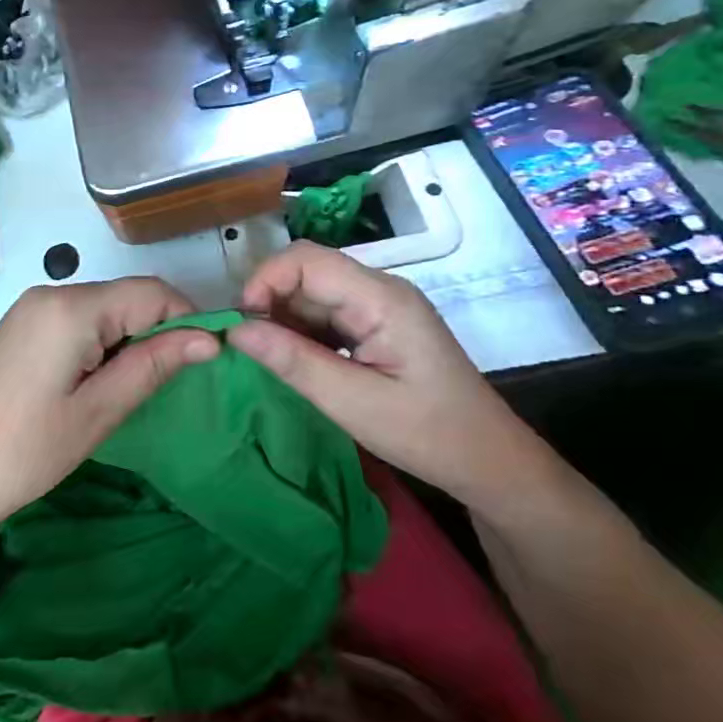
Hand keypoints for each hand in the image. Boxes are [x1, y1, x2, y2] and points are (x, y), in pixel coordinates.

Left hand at [0, 279, 220, 536]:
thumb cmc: (27, 449)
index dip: (186, 320)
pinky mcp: (20, 326)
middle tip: (163, 384)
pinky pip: (77, 320)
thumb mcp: (100, 410)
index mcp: (72, 307)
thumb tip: (209, 339)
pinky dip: (100, 342)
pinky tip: (94, 381)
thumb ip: (154, 364)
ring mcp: (30, 308)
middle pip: (126, 296)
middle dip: (156, 331)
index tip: (205, 360)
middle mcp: (50, 293)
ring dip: (128, 339)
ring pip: (103, 309)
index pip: (151, 292)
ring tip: (126, 389)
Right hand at [229, 241, 560, 513]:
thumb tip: (234, 331)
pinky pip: (325, 313)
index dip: (264, 280)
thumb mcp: (353, 403)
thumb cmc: (427, 433)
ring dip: (282, 319)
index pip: (306, 259)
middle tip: (248, 347)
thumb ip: (293, 362)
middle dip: (269, 301)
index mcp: (381, 298)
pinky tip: (292, 360)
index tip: (241, 325)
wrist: (487, 461)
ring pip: (311, 292)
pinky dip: (300, 332)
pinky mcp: (375, 325)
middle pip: (306, 271)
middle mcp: (379, 290)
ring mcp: (378, 306)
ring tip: (268, 358)